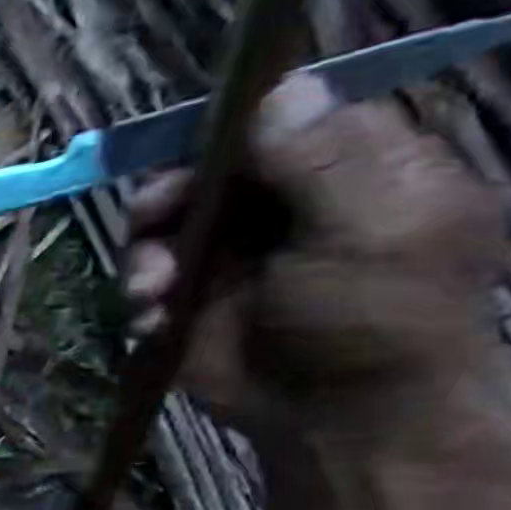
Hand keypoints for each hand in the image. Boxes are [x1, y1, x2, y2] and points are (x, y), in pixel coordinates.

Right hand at [126, 74, 506, 444]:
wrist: (335, 420)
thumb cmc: (372, 320)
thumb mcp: (369, 229)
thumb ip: (323, 158)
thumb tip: (279, 89)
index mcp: (353, 172)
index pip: (283, 121)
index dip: (231, 128)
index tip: (190, 146)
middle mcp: (286, 206)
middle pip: (206, 172)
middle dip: (168, 196)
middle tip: (148, 220)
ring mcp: (232, 256)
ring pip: (164, 227)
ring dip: (144, 256)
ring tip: (149, 294)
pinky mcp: (191, 301)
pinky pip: (145, 280)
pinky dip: (138, 299)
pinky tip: (149, 322)